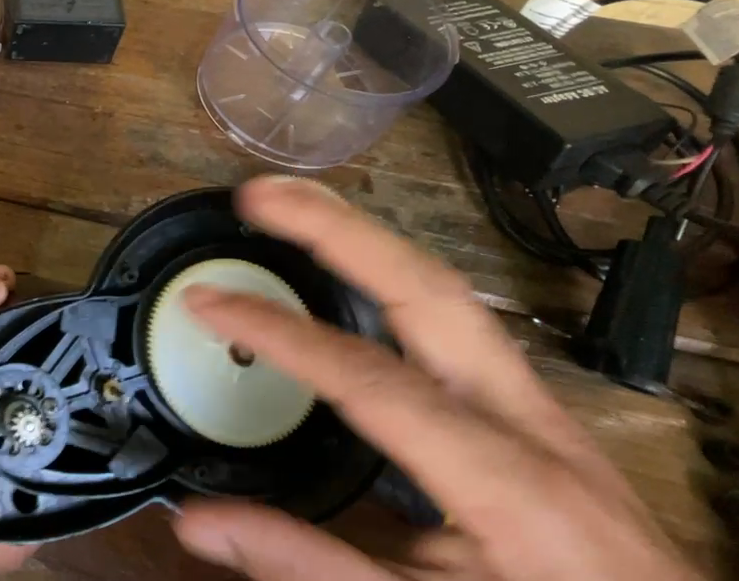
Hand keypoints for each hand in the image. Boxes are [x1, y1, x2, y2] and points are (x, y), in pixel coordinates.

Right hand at [173, 175, 701, 580]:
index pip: (368, 377)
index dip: (278, 332)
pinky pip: (456, 321)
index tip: (207, 301)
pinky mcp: (536, 413)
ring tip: (293, 204)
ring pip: (448, 292)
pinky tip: (350, 267)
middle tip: (259, 194)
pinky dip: (389, 275)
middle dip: (338, 229)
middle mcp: (530, 424)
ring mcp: (540, 409)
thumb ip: (308, 561)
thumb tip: (198, 523)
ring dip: (363, 237)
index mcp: (507, 480)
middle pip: (430, 292)